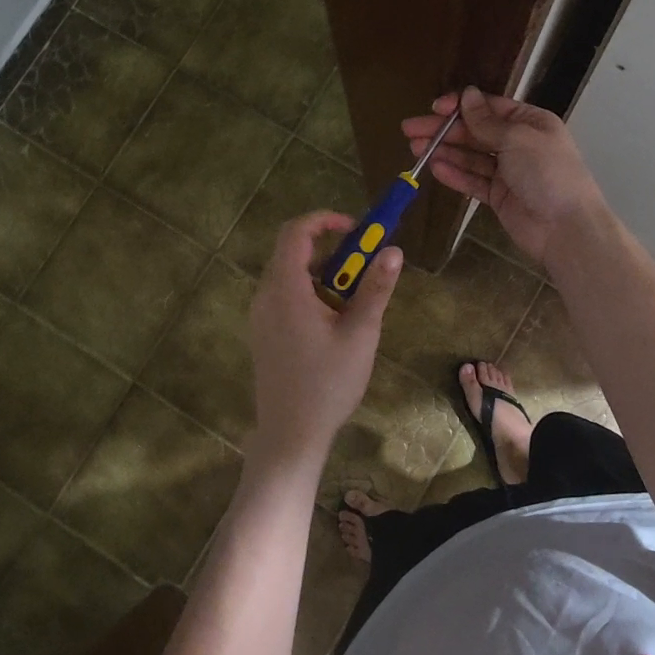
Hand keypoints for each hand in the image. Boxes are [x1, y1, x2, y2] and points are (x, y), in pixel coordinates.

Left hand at [247, 211, 403, 461]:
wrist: (290, 435)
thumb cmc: (327, 384)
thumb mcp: (360, 334)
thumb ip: (376, 288)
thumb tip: (393, 250)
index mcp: (284, 290)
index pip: (296, 232)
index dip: (326, 220)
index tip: (360, 229)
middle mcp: (265, 296)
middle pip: (294, 253)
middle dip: (334, 251)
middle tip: (367, 269)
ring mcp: (261, 316)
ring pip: (292, 277)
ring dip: (325, 276)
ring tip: (356, 304)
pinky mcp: (264, 334)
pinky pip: (287, 298)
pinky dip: (313, 295)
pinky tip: (336, 325)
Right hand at [402, 87, 606, 264]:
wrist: (566, 228)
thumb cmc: (547, 173)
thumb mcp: (517, 139)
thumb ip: (486, 121)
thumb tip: (466, 95)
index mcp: (531, 122)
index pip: (490, 107)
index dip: (461, 106)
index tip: (434, 107)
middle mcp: (519, 144)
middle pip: (476, 132)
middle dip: (444, 130)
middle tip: (410, 130)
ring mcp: (509, 172)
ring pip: (471, 157)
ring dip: (445, 151)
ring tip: (415, 149)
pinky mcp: (499, 197)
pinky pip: (473, 181)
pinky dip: (455, 174)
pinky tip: (434, 168)